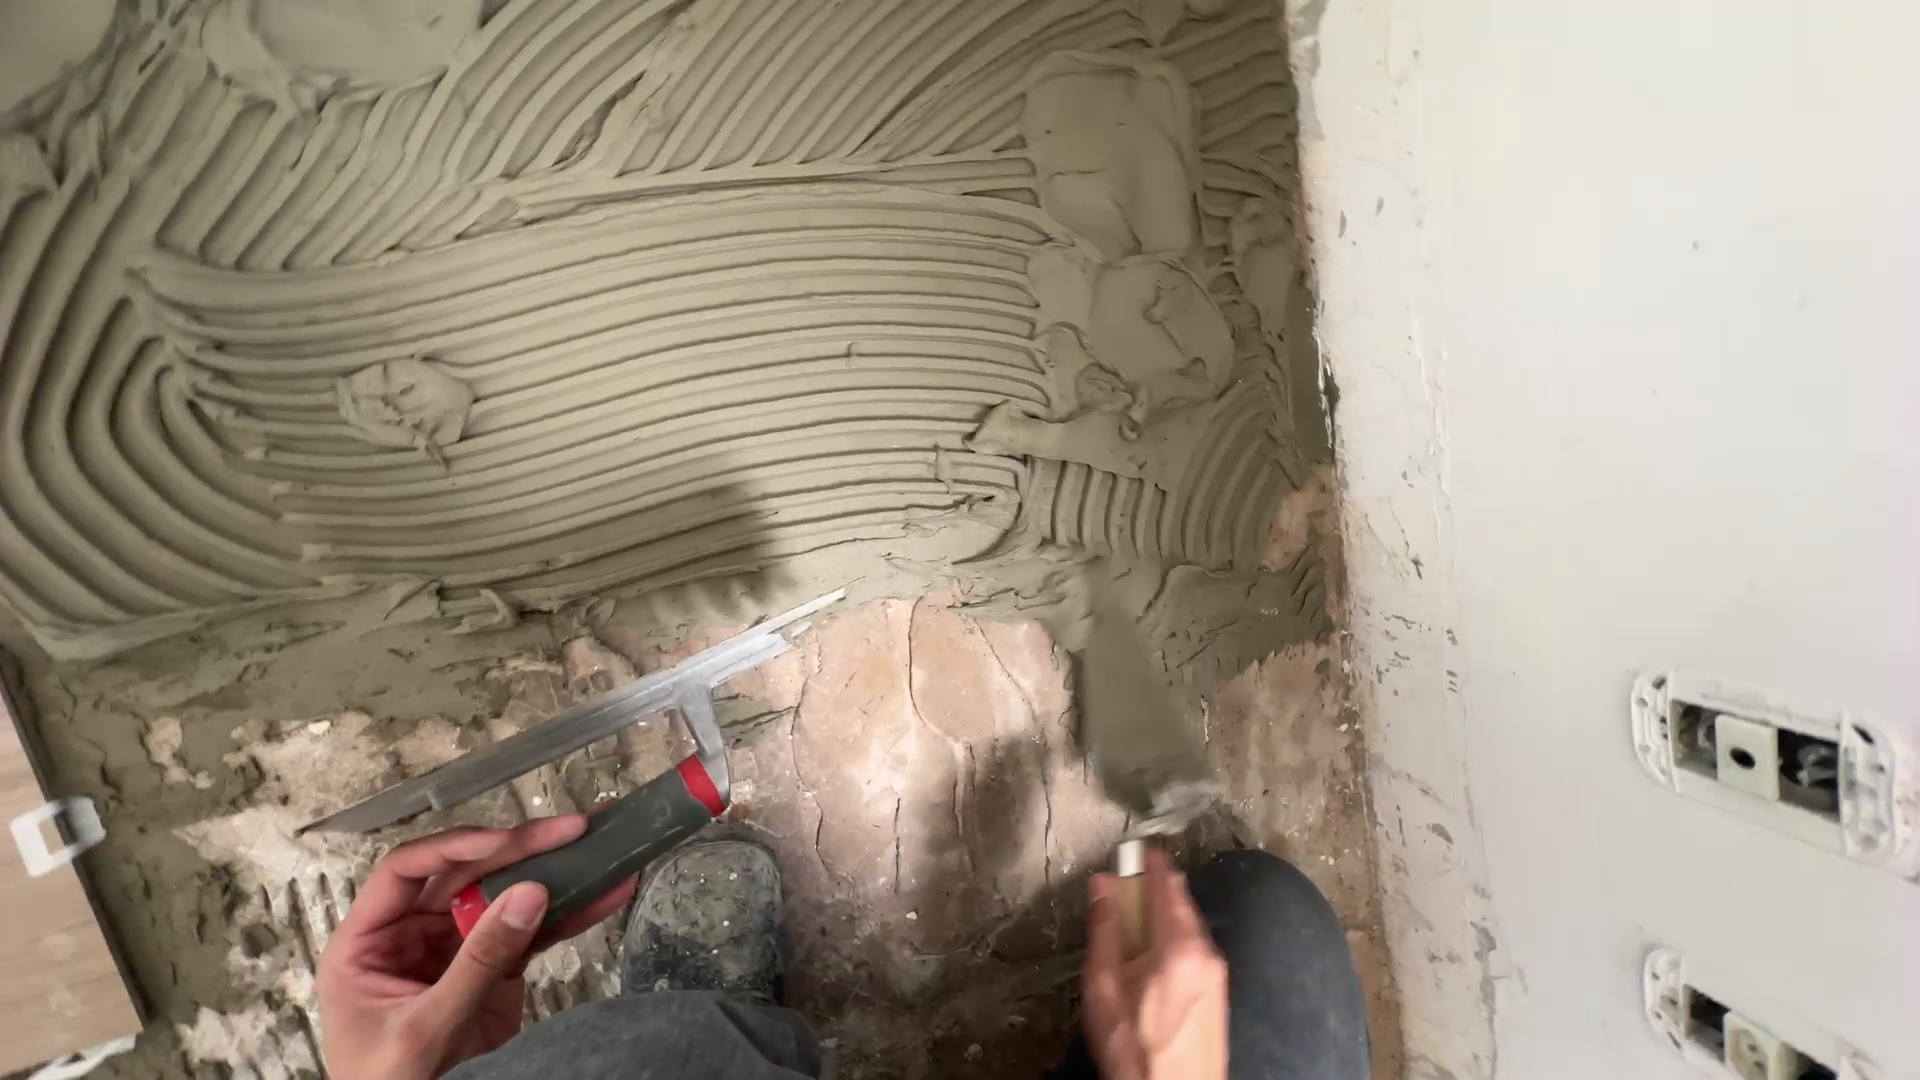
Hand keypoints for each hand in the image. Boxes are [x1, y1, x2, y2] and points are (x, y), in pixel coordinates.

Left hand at [315, 817, 636, 1079]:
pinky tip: (608, 893)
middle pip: (470, 872)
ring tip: (599, 847)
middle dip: (524, 849)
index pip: (405, 871)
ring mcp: (459, 945)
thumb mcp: (426, 1028)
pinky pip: (537, 926)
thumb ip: (478, 961)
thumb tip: (532, 891)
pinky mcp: (499, 961)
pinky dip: (573, 911)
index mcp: (369, 942)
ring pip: (509, 891)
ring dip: (557, 871)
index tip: (505, 842)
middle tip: (573, 830)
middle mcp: (413, 932)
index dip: (454, 847)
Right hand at [1083, 848, 1229, 1079]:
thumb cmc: (1134, 1048)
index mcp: (1179, 946)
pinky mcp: (1219, 995)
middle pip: (1181, 902)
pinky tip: (1154, 955)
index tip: (1134, 850)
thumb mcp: (1103, 986)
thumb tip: (1102, 882)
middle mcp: (1206, 953)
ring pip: (1189, 925)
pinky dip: (1174, 937)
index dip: (1149, 861)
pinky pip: (1196, 948)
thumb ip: (1104, 928)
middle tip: (1127, 886)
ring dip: (1164, 913)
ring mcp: (1218, 976)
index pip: (1166, 883)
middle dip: (1155, 887)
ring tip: (1135, 922)